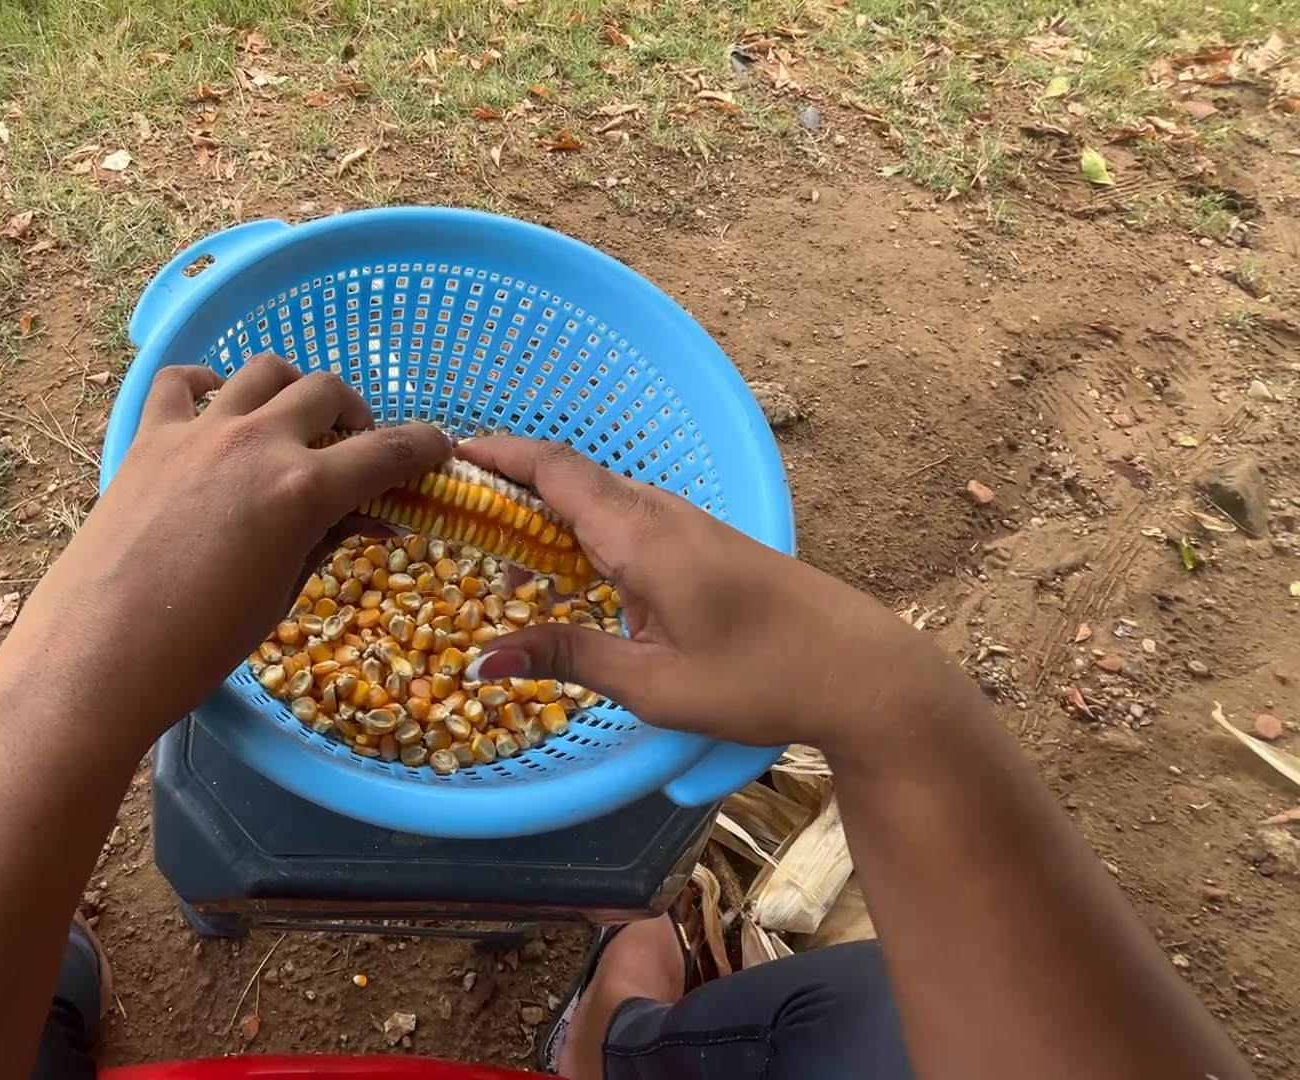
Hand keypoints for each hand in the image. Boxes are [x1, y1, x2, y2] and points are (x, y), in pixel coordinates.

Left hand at [4, 356, 450, 744]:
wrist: (100, 655)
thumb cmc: (202, 645)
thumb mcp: (282, 594)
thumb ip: (328, 539)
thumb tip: (369, 516)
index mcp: (303, 489)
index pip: (388, 451)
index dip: (424, 447)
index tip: (436, 449)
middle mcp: (257, 442)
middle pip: (328, 392)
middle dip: (357, 416)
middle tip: (355, 449)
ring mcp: (199, 431)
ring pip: (265, 370)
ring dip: (292, 390)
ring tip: (291, 424)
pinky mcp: (149, 435)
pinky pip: (183, 380)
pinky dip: (209, 385)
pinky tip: (216, 411)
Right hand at [457, 437, 979, 762]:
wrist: (866, 674)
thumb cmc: (759, 678)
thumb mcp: (651, 683)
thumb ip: (564, 656)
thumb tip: (481, 658)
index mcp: (641, 535)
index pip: (555, 470)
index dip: (499, 454)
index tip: (449, 452)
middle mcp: (657, 512)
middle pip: (568, 473)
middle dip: (507, 478)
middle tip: (453, 502)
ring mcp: (681, 522)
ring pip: (593, 493)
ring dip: (539, 505)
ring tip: (493, 540)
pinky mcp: (694, 539)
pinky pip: (617, 514)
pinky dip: (573, 527)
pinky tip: (560, 567)